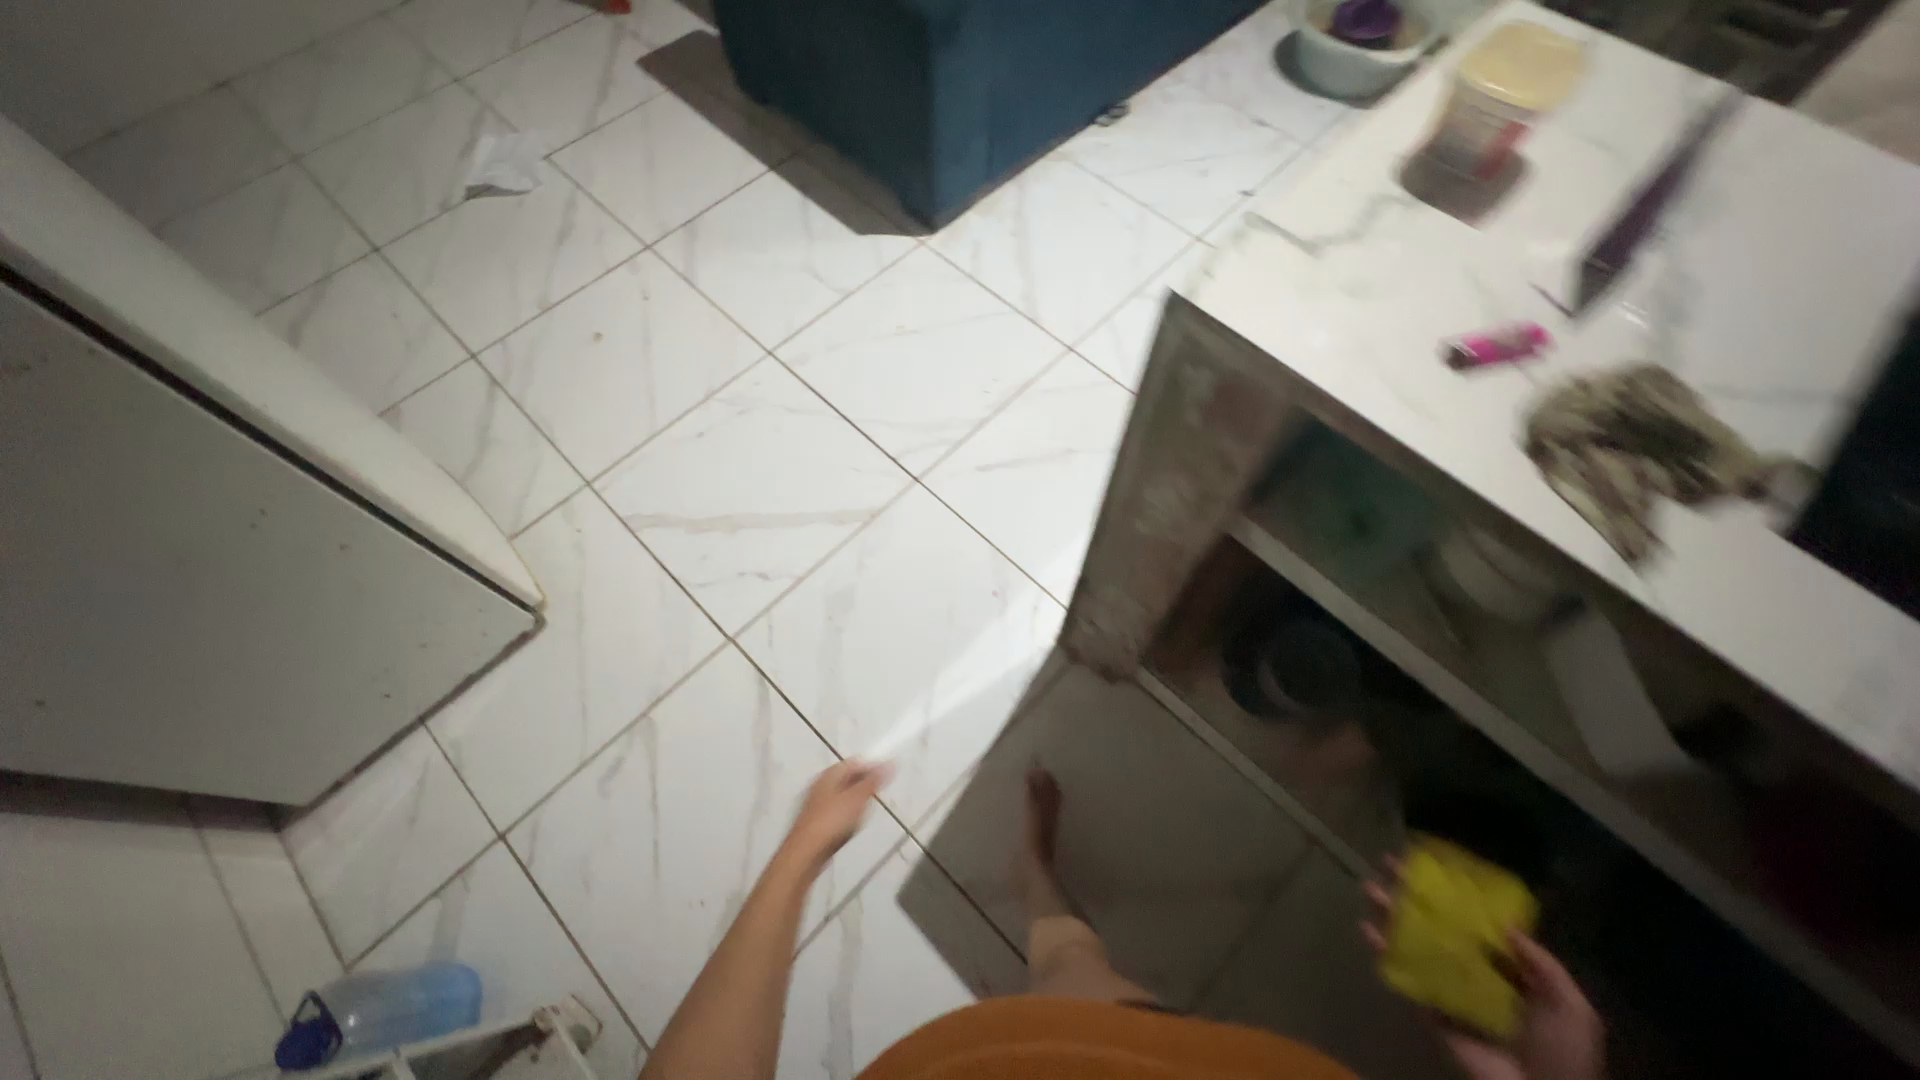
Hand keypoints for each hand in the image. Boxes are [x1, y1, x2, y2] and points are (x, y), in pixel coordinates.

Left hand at [780, 760, 891, 871]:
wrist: (806, 852)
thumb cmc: (833, 821)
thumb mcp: (858, 798)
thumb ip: (874, 780)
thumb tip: (890, 763)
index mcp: (829, 774)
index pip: (855, 762)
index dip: (871, 767)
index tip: (885, 778)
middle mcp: (820, 784)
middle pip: (847, 778)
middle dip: (864, 785)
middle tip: (875, 796)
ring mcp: (816, 802)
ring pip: (842, 795)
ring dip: (856, 801)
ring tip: (864, 813)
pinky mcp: (815, 820)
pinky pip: (836, 810)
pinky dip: (846, 814)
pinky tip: (850, 826)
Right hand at [1363, 861, 1604, 1079]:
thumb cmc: (1563, 1054)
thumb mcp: (1571, 1007)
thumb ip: (1543, 965)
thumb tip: (1506, 926)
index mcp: (1510, 969)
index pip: (1477, 923)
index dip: (1455, 895)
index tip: (1433, 867)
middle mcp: (1475, 973)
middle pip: (1439, 927)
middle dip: (1414, 897)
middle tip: (1389, 866)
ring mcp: (1450, 991)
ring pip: (1415, 946)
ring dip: (1391, 917)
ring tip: (1369, 888)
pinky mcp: (1431, 1011)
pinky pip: (1406, 979)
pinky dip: (1384, 956)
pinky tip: (1368, 931)